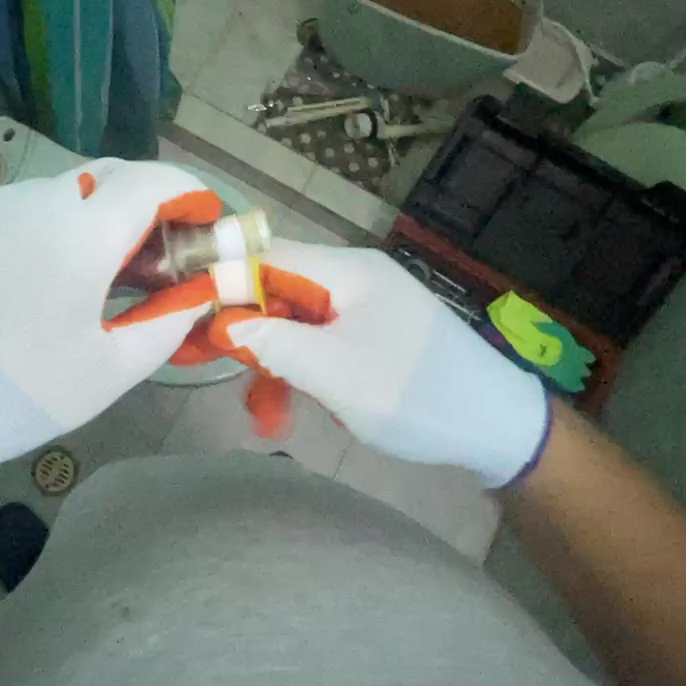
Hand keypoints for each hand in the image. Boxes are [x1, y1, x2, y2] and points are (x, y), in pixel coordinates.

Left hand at [0, 161, 221, 513]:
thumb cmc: (16, 397)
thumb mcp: (108, 371)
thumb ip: (169, 321)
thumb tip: (202, 290)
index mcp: (78, 234)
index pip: (152, 181)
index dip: (189, 193)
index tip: (206, 219)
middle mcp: (32, 200)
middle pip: (109, 175)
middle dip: (146, 201)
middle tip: (158, 253)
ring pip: (63, 190)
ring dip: (97, 214)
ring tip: (98, 271)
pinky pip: (20, 206)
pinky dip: (51, 224)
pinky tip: (41, 275)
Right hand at [206, 240, 550, 487]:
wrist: (498, 428)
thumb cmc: (415, 396)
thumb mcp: (336, 375)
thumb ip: (273, 343)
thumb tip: (224, 322)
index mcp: (347, 271)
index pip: (266, 256)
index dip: (223, 283)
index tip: (188, 319)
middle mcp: (354, 276)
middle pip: (278, 288)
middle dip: (248, 332)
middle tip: (223, 373)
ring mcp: (366, 304)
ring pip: (296, 320)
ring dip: (275, 361)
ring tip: (268, 413)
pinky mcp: (374, 332)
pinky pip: (321, 340)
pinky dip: (302, 370)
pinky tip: (296, 407)